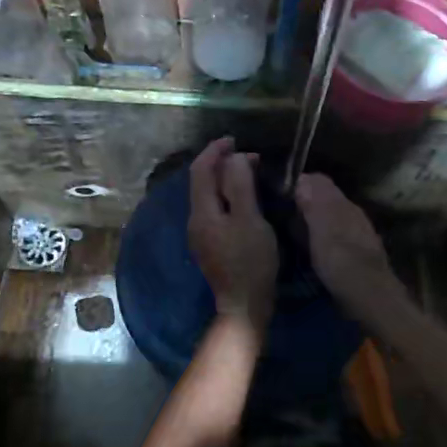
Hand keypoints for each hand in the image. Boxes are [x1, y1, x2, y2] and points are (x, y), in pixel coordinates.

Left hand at [187, 137, 278, 327]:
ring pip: (208, 196)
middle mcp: (195, 220)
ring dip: (225, 180)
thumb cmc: (250, 261)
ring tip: (250, 173)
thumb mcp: (250, 219)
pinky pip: (215, 210)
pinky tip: (244, 199)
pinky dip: (227, 196)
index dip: (216, 151)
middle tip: (251, 157)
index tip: (236, 140)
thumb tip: (234, 158)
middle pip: (202, 182)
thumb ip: (240, 186)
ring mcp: (201, 235)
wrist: (244, 306)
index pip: (201, 170)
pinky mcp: (211, 245)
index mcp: (202, 211)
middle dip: (222, 164)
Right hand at [293, 173, 399, 315]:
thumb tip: (302, 178)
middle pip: (325, 199)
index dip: (298, 183)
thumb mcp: (322, 229)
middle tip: (279, 213)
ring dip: (312, 221)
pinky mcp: (356, 253)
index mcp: (343, 204)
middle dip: (304, 202)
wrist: (369, 296)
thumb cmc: (341, 260)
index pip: (318, 181)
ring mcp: (356, 233)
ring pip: (329, 218)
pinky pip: (333, 236)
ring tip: (289, 231)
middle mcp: (352, 214)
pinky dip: (320, 238)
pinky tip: (310, 250)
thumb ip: (314, 202)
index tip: (277, 192)